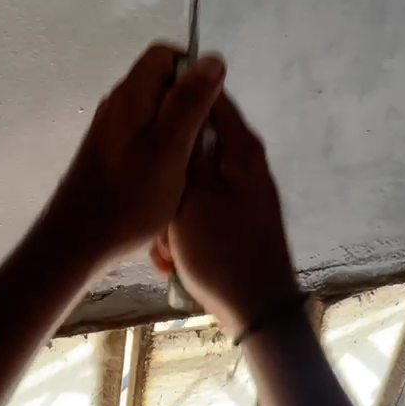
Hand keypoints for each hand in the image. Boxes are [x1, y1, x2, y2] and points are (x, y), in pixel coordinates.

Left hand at [43, 43, 225, 262]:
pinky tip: (171, 178)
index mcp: (131, 95)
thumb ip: (190, 101)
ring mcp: (112, 130)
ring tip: (190, 162)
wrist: (79, 240)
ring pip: (155, 113)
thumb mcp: (170, 145)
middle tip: (203, 139)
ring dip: (178, 130)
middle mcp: (118, 105)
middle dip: (189, 103)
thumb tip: (213, 58)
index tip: (210, 104)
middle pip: (162, 83)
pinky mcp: (111, 153)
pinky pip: (145, 137)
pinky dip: (163, 149)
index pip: (164, 55)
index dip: (193, 70)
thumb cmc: (130, 194)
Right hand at [150, 91, 301, 336]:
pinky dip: (185, 231)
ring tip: (164, 247)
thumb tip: (192, 97)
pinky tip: (173, 259)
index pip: (208, 99)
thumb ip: (189, 147)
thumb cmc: (220, 248)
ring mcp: (242, 192)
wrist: (257, 308)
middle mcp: (245, 162)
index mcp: (240, 148)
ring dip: (171, 213)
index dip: (175, 103)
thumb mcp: (193, 194)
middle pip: (194, 147)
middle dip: (168, 176)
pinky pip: (201, 210)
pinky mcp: (236, 218)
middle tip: (154, 209)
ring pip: (192, 184)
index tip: (147, 123)